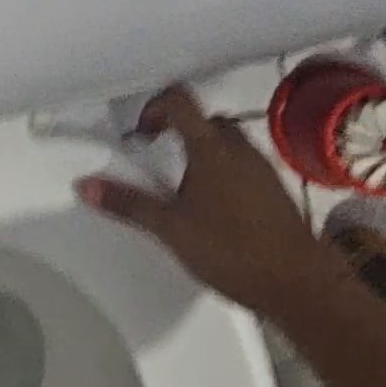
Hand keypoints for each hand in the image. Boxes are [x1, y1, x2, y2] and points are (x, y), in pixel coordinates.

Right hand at [75, 84, 345, 314]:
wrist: (302, 286)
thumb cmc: (231, 249)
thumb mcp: (170, 228)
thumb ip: (128, 204)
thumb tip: (83, 185)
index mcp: (210, 147)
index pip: (179, 100)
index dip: (154, 108)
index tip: (141, 139)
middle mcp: (239, 148)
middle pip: (205, 120)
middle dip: (179, 133)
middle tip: (160, 163)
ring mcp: (263, 167)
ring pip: (226, 142)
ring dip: (202, 153)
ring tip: (184, 190)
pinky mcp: (277, 190)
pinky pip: (243, 165)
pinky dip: (224, 173)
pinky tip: (215, 210)